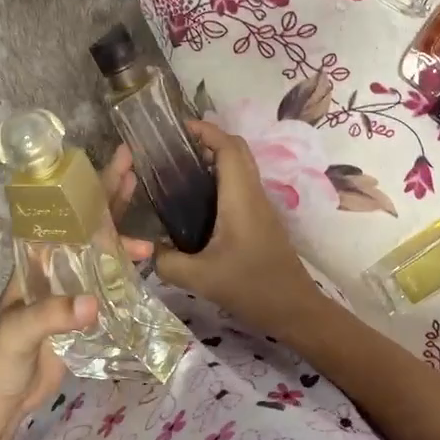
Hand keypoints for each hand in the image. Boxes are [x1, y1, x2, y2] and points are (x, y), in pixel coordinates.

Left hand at [0, 145, 139, 426]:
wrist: (2, 402)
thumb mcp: (19, 333)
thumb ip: (52, 316)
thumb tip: (92, 302)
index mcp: (32, 264)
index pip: (58, 217)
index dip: (78, 190)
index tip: (98, 164)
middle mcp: (52, 267)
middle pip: (81, 222)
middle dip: (105, 193)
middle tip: (130, 163)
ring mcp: (68, 287)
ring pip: (97, 246)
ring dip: (118, 224)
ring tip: (142, 198)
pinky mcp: (81, 311)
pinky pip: (107, 278)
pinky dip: (124, 262)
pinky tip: (143, 254)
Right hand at [145, 121, 324, 333]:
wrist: (295, 310)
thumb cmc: (252, 287)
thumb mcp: (200, 278)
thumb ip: (167, 262)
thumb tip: (144, 250)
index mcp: (240, 197)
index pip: (228, 147)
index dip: (206, 131)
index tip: (178, 130)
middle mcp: (253, 194)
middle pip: (237, 150)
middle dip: (208, 140)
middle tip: (175, 149)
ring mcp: (260, 207)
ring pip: (241, 167)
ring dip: (215, 160)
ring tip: (180, 170)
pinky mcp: (261, 220)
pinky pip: (241, 186)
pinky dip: (221, 179)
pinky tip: (197, 201)